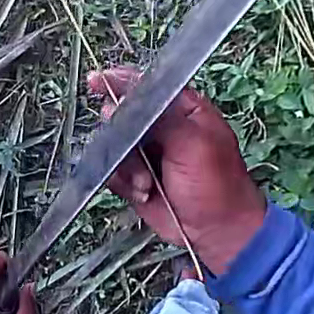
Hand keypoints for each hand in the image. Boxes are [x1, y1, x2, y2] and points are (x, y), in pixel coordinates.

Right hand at [88, 67, 265, 273]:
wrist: (217, 231)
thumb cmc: (215, 182)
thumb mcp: (192, 142)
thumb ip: (160, 119)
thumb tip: (123, 103)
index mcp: (183, 111)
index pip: (146, 87)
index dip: (120, 82)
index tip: (96, 82)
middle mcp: (162, 129)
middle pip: (123, 117)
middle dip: (122, 135)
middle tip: (130, 148)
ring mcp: (147, 155)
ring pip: (114, 147)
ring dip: (127, 168)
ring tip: (147, 184)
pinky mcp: (135, 180)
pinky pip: (113, 173)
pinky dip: (122, 183)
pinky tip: (142, 193)